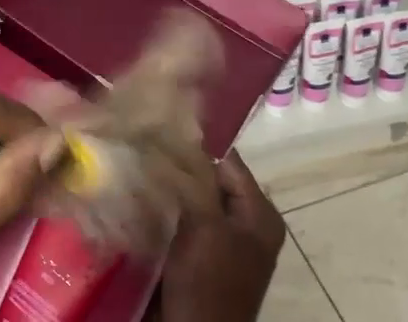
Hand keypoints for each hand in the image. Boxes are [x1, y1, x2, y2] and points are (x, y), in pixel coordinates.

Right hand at [155, 152, 285, 321]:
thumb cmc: (208, 280)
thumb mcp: (205, 225)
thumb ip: (199, 181)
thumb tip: (188, 136)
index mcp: (261, 216)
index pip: (230, 163)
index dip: (200, 145)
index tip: (166, 127)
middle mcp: (249, 226)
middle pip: (214, 181)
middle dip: (184, 167)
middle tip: (150, 148)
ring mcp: (227, 244)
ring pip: (198, 200)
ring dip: (175, 188)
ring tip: (146, 169)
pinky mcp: (205, 258)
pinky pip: (188, 221)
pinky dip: (171, 210)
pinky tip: (149, 199)